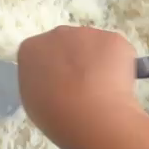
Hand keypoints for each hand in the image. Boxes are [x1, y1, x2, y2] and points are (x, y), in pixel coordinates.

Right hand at [17, 25, 148, 148]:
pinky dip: (118, 64)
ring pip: (92, 45)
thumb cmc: (54, 113)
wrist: (90, 115)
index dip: (50, 69)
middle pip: (65, 44)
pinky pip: (115, 50)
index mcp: (31, 49)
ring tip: (101, 88)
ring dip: (95, 61)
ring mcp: (86, 33)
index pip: (39, 54)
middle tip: (80, 86)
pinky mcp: (113, 39)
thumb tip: (54, 80)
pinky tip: (116, 85)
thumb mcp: (32, 99)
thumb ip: (39, 81)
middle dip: (73, 60)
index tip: (57, 85)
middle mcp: (56, 34)